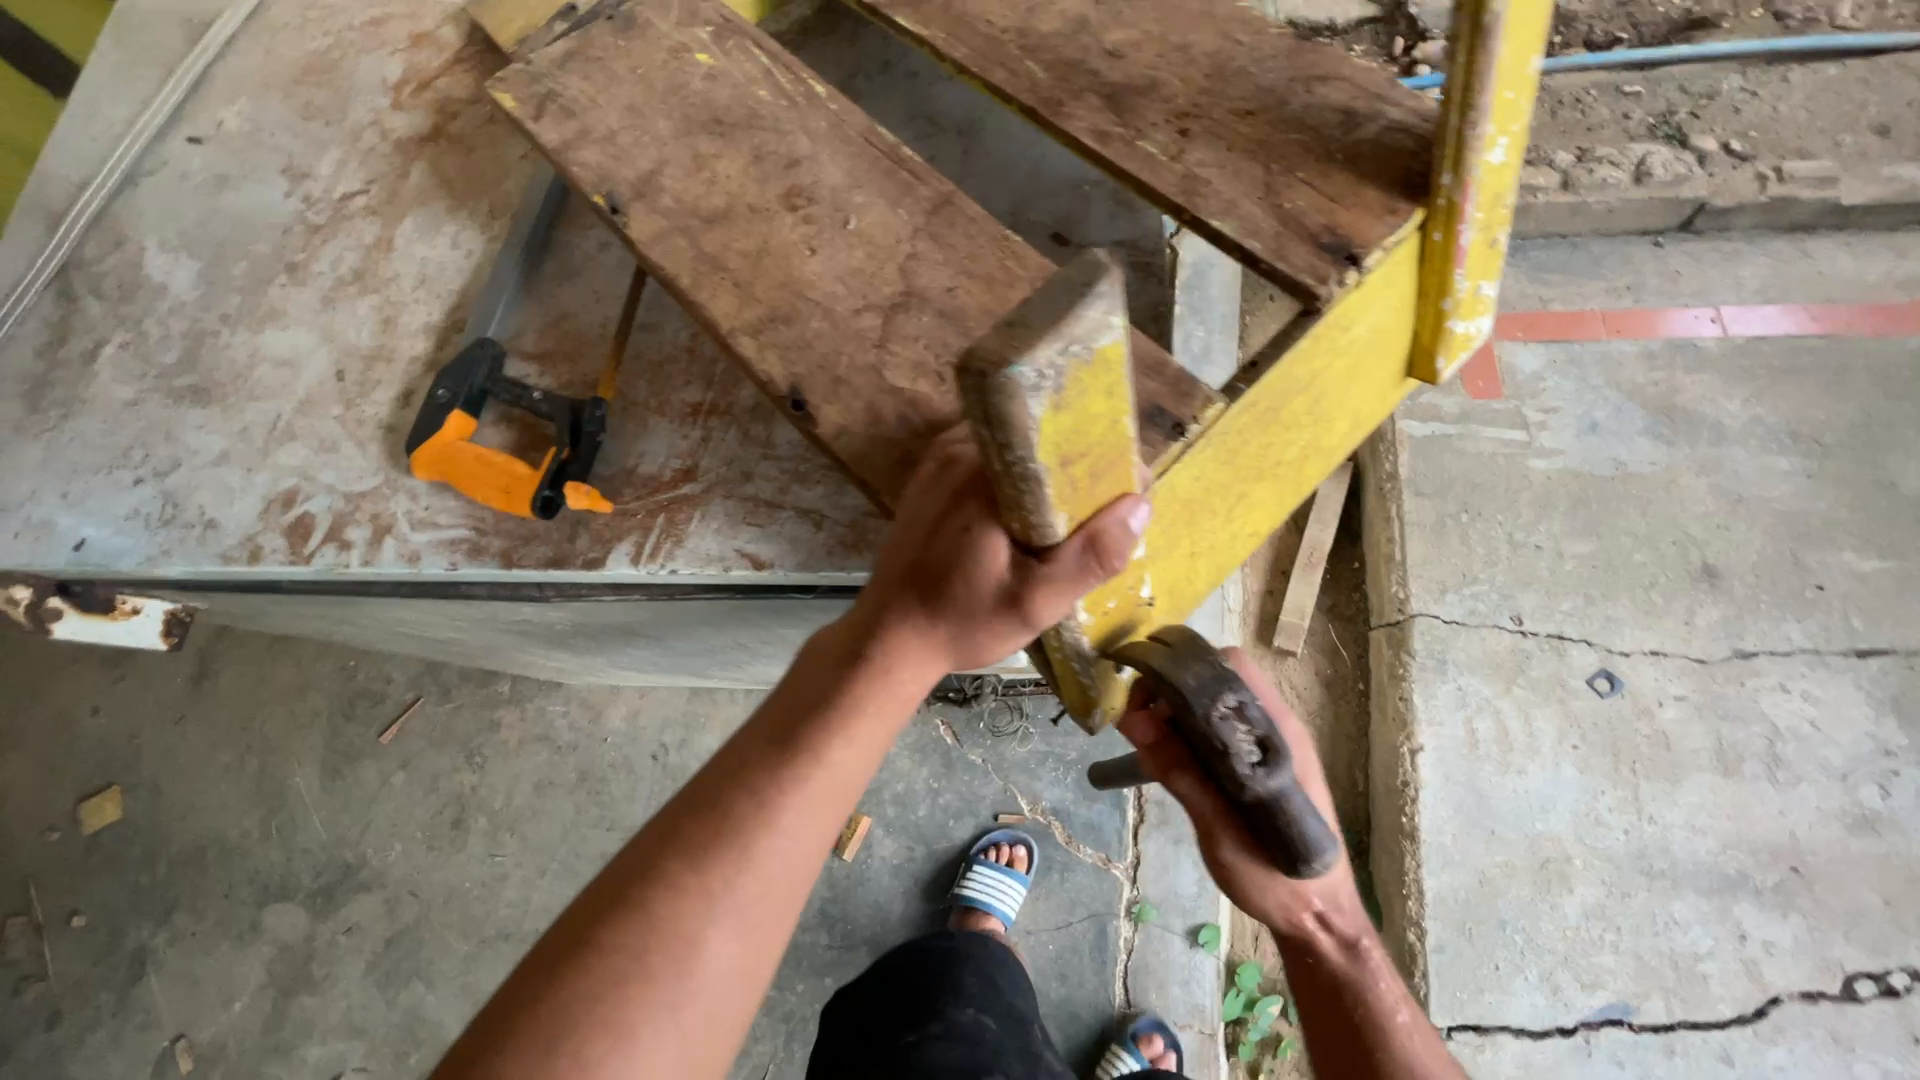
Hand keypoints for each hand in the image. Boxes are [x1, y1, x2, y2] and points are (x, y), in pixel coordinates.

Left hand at [845, 427, 1150, 675]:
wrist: (889, 637)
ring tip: (1071, 516)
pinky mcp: (930, 476)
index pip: (1064, 439)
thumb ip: (1090, 557)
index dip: (1105, 461)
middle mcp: (961, 450)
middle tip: (1101, 511)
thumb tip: (1140, 506)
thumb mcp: (1035, 603)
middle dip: (1077, 468)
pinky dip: (1015, 479)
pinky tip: (1028, 516)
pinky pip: (988, 460)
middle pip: (1040, 440)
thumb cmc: (960, 622)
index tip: (1125, 494)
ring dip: (1046, 475)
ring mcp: (940, 459)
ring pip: (1015, 449)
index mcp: (987, 474)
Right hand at [1116, 648, 1367, 940]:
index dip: (1183, 671)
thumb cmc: (1275, 878)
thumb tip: (1135, 723)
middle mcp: (1276, 727)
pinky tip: (1171, 759)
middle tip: (1138, 725)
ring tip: (1148, 744)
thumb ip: (1181, 772)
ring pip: (1217, 702)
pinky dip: (1189, 732)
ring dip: (1177, 713)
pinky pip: (1221, 728)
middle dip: (1172, 690)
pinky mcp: (1263, 762)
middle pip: (1219, 678)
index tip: (1144, 702)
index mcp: (1277, 733)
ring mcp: (1272, 743)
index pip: (1230, 666)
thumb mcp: (1219, 829)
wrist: (1319, 917)